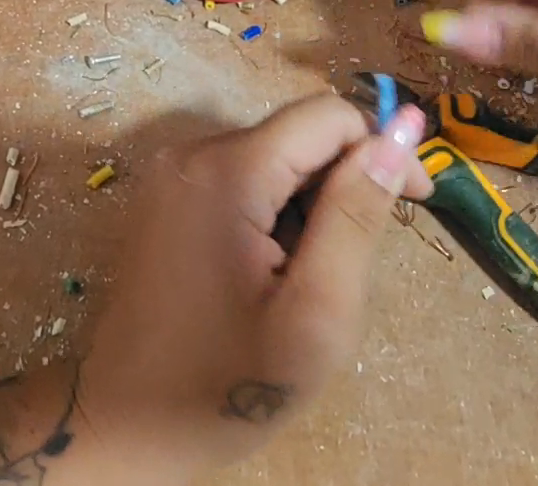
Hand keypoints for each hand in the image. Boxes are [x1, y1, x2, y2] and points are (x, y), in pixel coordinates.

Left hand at [75, 95, 431, 481]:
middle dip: (340, 185)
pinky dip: (271, 209)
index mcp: (229, 170)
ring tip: (300, 279)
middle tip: (347, 267)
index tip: (413, 202)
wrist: (124, 422)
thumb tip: (399, 135)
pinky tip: (265, 270)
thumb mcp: (315, 311)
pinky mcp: (166, 194)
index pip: (327, 115)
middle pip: (297, 134)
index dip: (380, 148)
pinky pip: (239, 176)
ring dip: (306, 203)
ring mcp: (172, 172)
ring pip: (272, 156)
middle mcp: (193, 151)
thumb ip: (357, 214)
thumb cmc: (226, 383)